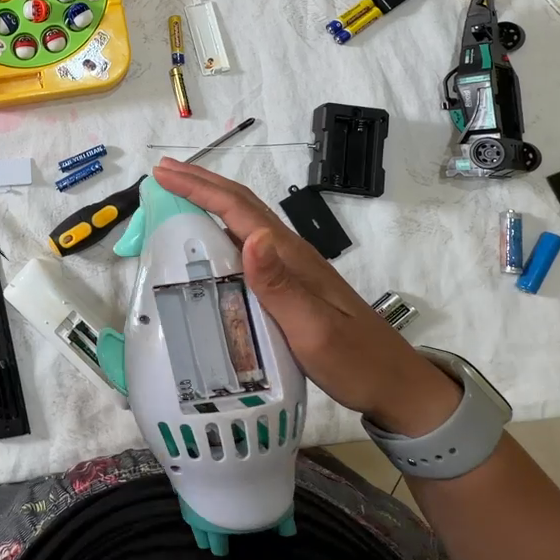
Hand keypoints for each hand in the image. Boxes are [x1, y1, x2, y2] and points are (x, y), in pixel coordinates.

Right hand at [152, 159, 460, 436]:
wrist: (397, 386)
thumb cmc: (354, 361)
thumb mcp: (314, 330)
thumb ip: (280, 286)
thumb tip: (253, 237)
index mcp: (290, 257)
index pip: (238, 210)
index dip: (198, 189)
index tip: (163, 175)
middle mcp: (289, 252)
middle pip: (241, 204)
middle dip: (200, 183)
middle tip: (162, 172)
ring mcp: (292, 266)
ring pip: (244, 219)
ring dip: (210, 199)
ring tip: (178, 192)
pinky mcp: (290, 283)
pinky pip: (247, 241)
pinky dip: (221, 226)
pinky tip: (209, 237)